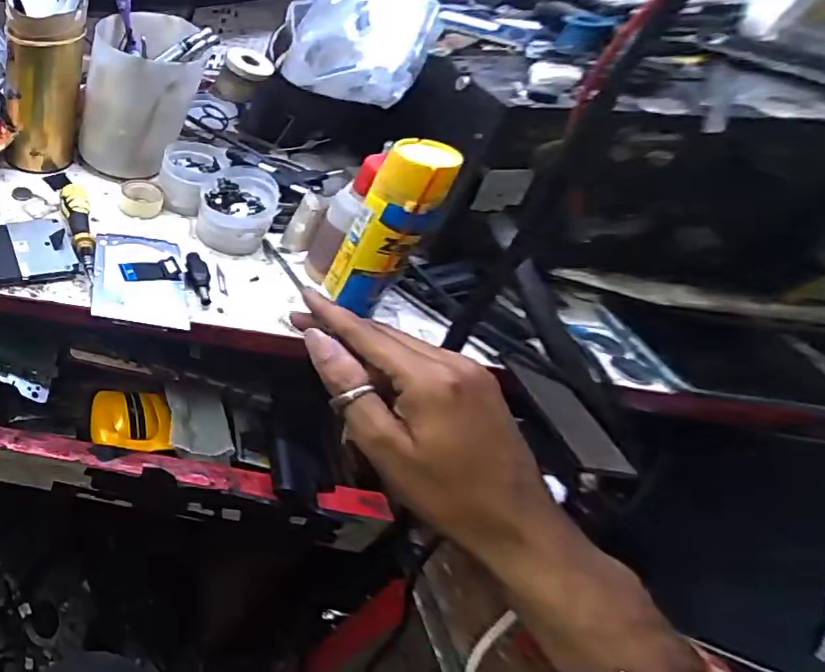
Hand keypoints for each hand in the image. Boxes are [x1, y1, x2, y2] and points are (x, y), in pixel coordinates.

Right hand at [293, 290, 568, 566]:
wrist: (521, 530)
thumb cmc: (446, 495)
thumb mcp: (385, 447)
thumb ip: (349, 388)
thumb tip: (317, 340)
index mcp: (429, 377)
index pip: (366, 333)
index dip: (330, 314)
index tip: (303, 294)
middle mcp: (452, 361)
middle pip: (385, 333)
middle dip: (343, 326)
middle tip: (303, 321)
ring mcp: (470, 370)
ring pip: (404, 343)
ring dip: (367, 342)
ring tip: (332, 345)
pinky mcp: (479, 383)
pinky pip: (423, 357)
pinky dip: (393, 357)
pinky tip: (376, 371)